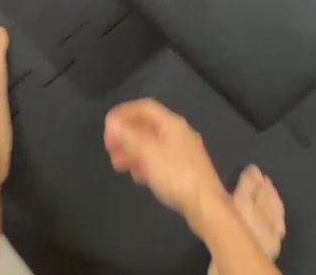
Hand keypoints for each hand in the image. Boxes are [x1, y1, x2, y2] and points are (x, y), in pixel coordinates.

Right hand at [103, 99, 227, 224]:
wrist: (208, 208)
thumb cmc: (176, 175)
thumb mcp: (148, 154)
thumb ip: (128, 136)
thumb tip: (112, 122)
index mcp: (172, 123)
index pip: (144, 107)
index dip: (124, 113)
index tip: (107, 125)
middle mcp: (179, 133)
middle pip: (148, 126)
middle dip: (126, 135)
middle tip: (110, 148)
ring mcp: (184, 152)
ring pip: (153, 145)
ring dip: (133, 151)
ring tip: (118, 165)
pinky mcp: (187, 171)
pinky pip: (161, 160)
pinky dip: (146, 164)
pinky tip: (139, 177)